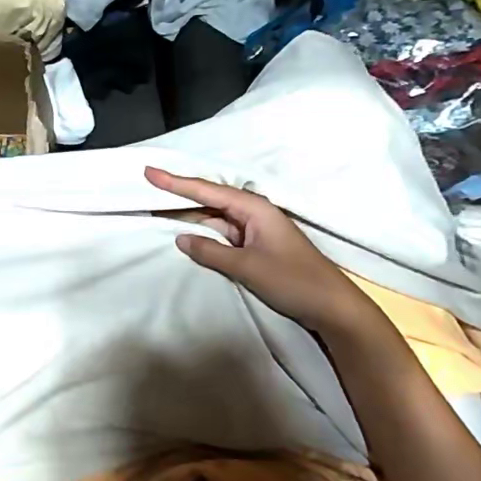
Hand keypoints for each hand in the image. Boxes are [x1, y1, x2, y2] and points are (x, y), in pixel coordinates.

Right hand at [145, 166, 378, 334]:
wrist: (333, 308)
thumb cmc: (294, 281)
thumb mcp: (248, 266)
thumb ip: (211, 251)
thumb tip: (181, 238)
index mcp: (254, 208)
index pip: (207, 191)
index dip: (176, 182)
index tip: (150, 172)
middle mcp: (253, 213)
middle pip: (209, 200)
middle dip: (179, 195)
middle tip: (147, 190)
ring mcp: (255, 231)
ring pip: (214, 217)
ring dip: (188, 215)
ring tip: (157, 210)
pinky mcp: (255, 247)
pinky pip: (221, 233)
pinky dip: (202, 233)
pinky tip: (184, 233)